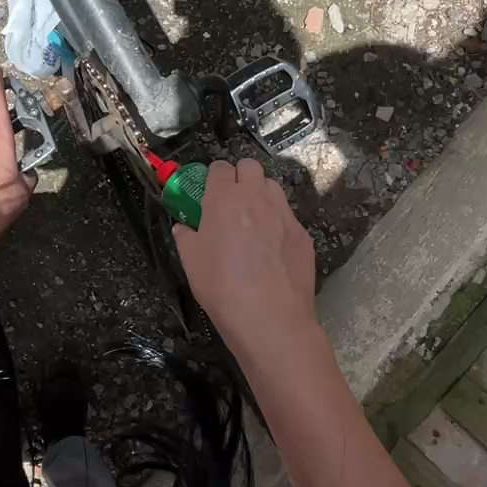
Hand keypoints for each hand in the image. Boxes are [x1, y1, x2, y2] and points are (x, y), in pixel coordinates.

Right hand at [174, 159, 316, 362]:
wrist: (271, 320)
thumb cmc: (222, 286)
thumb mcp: (190, 260)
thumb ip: (185, 236)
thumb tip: (184, 228)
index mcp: (224, 199)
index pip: (220, 167)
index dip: (213, 177)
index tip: (209, 193)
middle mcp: (256, 197)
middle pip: (250, 166)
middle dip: (240, 177)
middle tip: (231, 202)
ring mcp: (284, 215)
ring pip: (272, 187)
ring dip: (261, 195)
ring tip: (253, 221)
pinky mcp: (303, 235)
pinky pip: (288, 217)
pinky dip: (278, 223)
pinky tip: (272, 250)